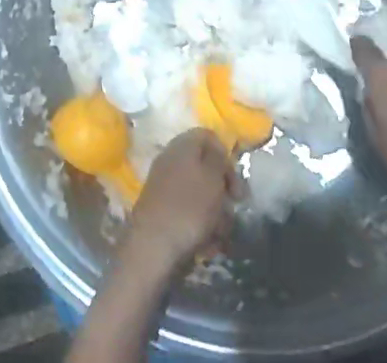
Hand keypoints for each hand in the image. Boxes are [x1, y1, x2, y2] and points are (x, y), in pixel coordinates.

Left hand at [121, 129, 236, 274]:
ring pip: (198, 193)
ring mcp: (163, 187)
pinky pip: (187, 212)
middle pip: (204, 167)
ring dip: (214, 212)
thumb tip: (217, 154)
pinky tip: (207, 244)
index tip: (234, 178)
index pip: (208, 137)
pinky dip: (200, 226)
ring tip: (221, 232)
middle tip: (234, 205)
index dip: (225, 154)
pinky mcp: (160, 212)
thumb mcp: (213, 177)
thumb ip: (219, 159)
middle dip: (222, 188)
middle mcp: (170, 161)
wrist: (151, 249)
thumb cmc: (189, 207)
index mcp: (182, 146)